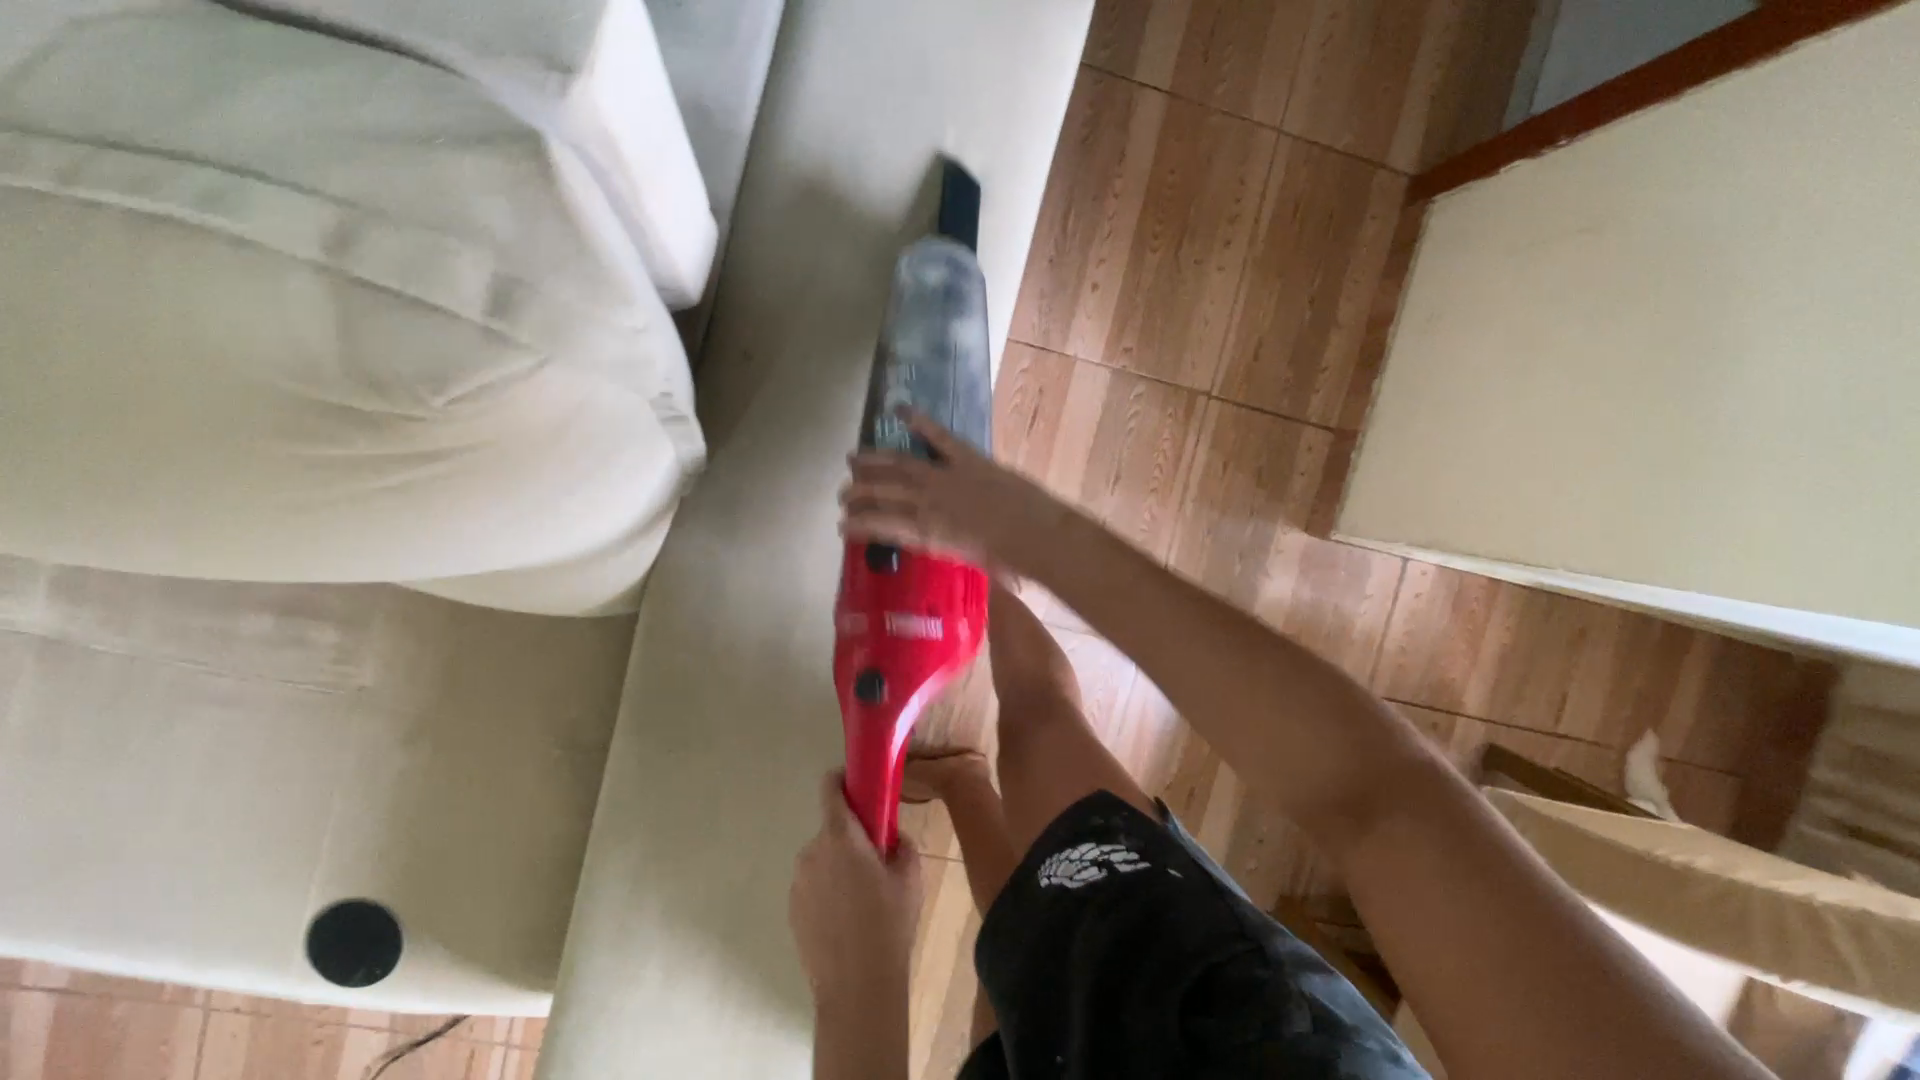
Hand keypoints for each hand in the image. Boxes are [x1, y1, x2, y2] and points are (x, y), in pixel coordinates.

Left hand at [790, 771, 923, 1003]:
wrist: (857, 984)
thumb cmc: (889, 923)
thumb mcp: (911, 877)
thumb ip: (901, 845)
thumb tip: (891, 838)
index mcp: (841, 836)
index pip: (830, 789)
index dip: (843, 780)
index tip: (859, 785)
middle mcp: (812, 851)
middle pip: (831, 829)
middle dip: (851, 837)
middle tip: (876, 860)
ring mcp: (798, 881)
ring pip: (822, 859)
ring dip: (839, 866)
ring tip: (863, 899)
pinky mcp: (792, 908)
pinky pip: (812, 885)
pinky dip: (827, 891)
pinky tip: (846, 920)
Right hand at [840, 410, 1075, 575]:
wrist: (1038, 535)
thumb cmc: (1011, 562)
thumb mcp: (978, 568)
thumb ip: (958, 556)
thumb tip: (956, 556)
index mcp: (927, 533)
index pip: (881, 525)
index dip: (858, 525)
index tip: (841, 526)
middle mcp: (928, 502)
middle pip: (883, 493)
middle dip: (857, 493)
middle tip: (841, 495)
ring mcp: (947, 476)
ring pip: (900, 464)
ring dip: (874, 460)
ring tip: (853, 459)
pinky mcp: (970, 458)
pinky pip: (940, 437)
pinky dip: (919, 420)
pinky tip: (899, 410)